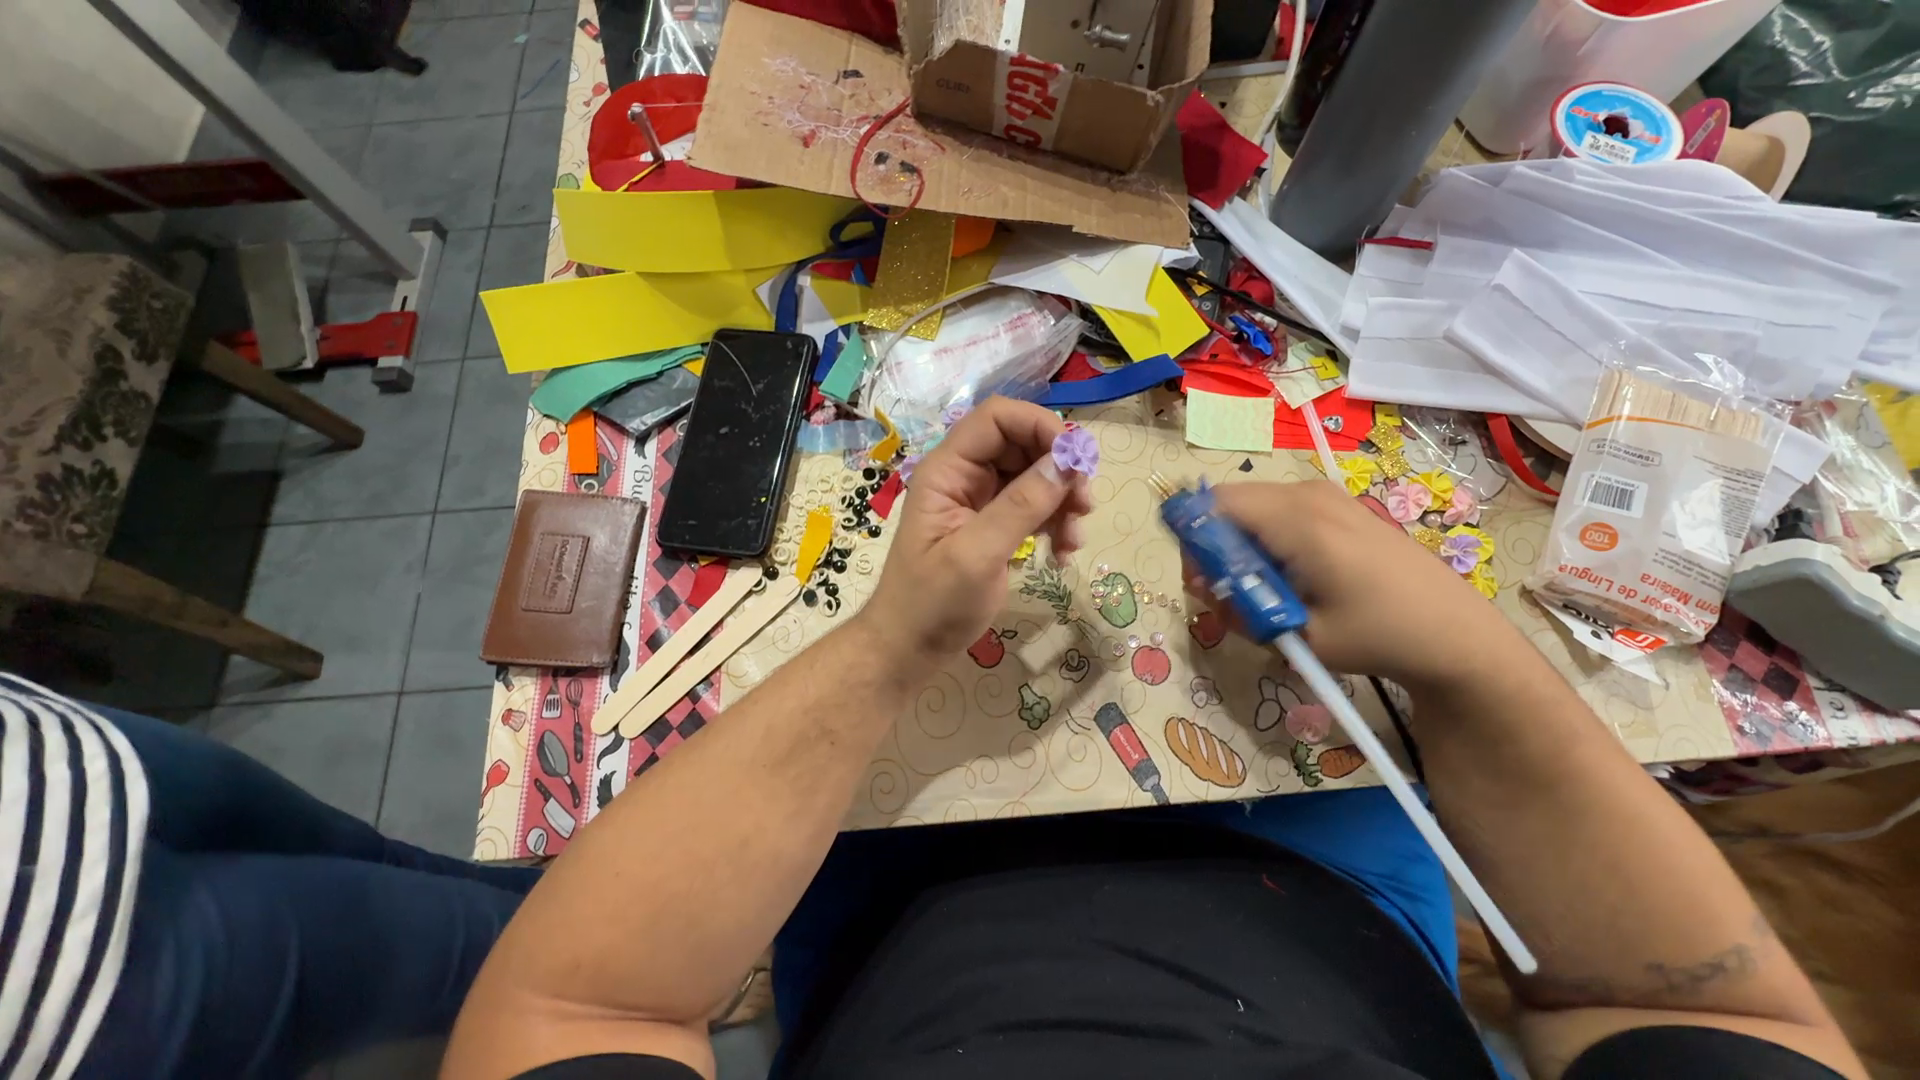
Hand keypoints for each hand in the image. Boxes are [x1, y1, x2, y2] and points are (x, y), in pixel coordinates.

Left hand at [858, 397, 1092, 674]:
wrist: (909, 649)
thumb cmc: (931, 604)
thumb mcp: (977, 555)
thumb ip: (1021, 506)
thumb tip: (1067, 463)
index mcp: (947, 471)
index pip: (997, 418)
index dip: (1040, 426)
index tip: (1076, 459)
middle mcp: (964, 476)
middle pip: (1023, 444)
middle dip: (1059, 468)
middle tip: (1085, 505)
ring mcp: (980, 501)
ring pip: (1035, 476)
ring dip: (1063, 500)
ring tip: (1073, 540)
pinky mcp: (994, 526)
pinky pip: (1035, 507)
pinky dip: (1055, 523)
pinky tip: (1062, 554)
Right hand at [1192, 480, 1526, 691]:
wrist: (1457, 634)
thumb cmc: (1380, 635)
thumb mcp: (1302, 636)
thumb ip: (1244, 610)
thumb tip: (1208, 592)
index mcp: (1298, 522)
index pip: (1214, 506)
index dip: (1194, 539)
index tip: (1203, 582)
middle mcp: (1309, 496)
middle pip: (1231, 504)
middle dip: (1216, 546)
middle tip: (1227, 593)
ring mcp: (1328, 497)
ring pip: (1255, 509)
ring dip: (1243, 546)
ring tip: (1264, 591)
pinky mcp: (1341, 508)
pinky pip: (1281, 512)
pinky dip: (1269, 542)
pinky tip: (1294, 581)